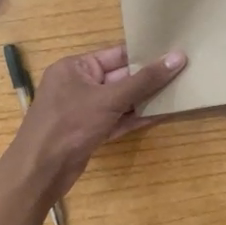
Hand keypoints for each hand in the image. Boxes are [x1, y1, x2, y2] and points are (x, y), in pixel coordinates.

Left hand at [8, 46, 185, 201]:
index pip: (117, 54)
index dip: (146, 53)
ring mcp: (84, 109)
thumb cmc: (69, 126)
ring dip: (148, 97)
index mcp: (75, 68)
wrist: (39, 172)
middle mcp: (79, 84)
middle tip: (186, 71)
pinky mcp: (91, 130)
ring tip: (181, 90)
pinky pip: (120, 117)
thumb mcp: (110, 99)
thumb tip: (179, 57)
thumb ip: (146, 79)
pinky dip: (138, 116)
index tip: (177, 51)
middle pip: (122, 76)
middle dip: (151, 77)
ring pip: (123, 98)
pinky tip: (165, 113)